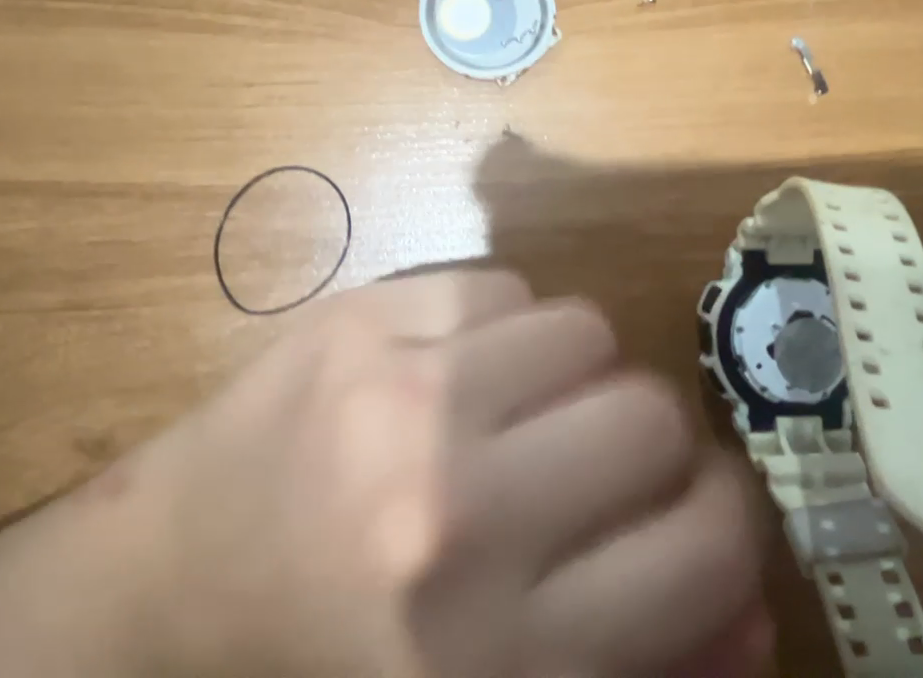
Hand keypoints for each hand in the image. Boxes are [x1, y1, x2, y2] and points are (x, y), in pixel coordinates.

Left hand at [135, 270, 770, 677]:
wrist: (169, 594)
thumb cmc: (344, 664)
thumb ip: (651, 670)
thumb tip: (753, 602)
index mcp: (504, 654)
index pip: (706, 542)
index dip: (720, 520)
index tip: (687, 512)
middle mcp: (456, 517)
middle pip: (651, 417)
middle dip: (644, 446)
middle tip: (590, 469)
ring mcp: (399, 400)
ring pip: (586, 330)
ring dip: (576, 377)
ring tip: (520, 416)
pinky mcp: (354, 322)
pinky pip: (503, 284)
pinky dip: (505, 328)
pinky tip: (458, 374)